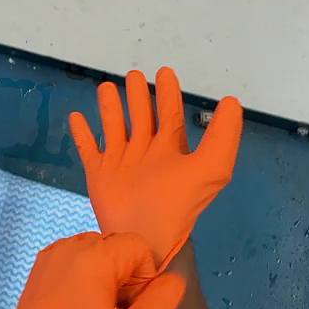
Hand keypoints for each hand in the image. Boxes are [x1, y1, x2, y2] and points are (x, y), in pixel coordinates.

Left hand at [0, 232, 185, 308]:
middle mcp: (69, 245)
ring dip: (105, 279)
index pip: (138, 246)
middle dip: (125, 278)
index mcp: (92, 254)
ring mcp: (51, 256)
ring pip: (96, 255)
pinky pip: (76, 263)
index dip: (144, 279)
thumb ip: (163, 303)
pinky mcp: (40, 270)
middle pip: (116, 248)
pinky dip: (85, 281)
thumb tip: (171, 278)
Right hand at [69, 67, 243, 269]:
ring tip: (106, 88)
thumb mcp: (211, 168)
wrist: (143, 237)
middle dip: (138, 96)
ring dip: (110, 108)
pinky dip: (81, 133)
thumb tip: (232, 102)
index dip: (168, 94)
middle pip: (141, 117)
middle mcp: (144, 153)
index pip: (169, 115)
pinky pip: (87, 148)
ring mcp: (119, 162)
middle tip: (133, 75)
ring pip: (114, 127)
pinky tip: (76, 118)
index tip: (164, 72)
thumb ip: (223, 136)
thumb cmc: (176, 203)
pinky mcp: (97, 173)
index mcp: (169, 151)